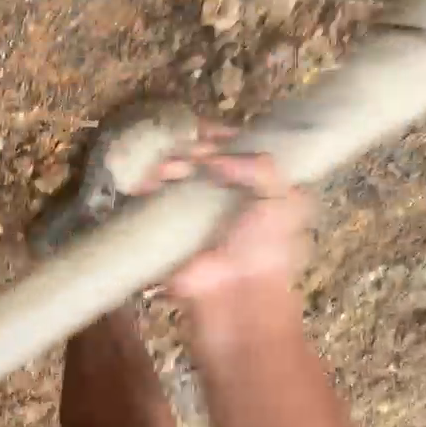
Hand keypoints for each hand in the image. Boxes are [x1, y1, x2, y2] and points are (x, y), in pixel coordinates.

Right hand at [145, 134, 311, 306]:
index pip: (238, 149)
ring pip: (172, 175)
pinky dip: (143, 189)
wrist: (236, 293)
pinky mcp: (166, 227)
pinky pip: (150, 200)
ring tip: (163, 173)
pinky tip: (141, 186)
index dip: (221, 136)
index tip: (205, 133)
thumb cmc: (267, 248)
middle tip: (186, 158)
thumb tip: (209, 158)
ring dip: (164, 167)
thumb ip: (260, 167)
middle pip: (200, 158)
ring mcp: (192, 211)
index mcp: (259, 186)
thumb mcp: (284, 201)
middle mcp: (224, 194)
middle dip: (189, 151)